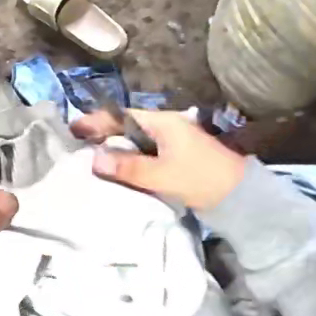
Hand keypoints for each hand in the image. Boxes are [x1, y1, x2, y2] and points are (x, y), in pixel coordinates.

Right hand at [72, 109, 246, 210]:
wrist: (242, 199)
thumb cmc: (201, 179)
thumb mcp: (161, 175)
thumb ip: (127, 167)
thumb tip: (94, 159)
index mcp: (162, 123)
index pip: (122, 116)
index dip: (97, 122)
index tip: (73, 130)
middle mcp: (166, 127)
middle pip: (126, 128)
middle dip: (102, 136)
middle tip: (76, 147)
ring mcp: (172, 144)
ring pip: (135, 143)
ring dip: (115, 150)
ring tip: (89, 160)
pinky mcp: (175, 160)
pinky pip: (144, 156)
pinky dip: (128, 161)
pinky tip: (115, 172)